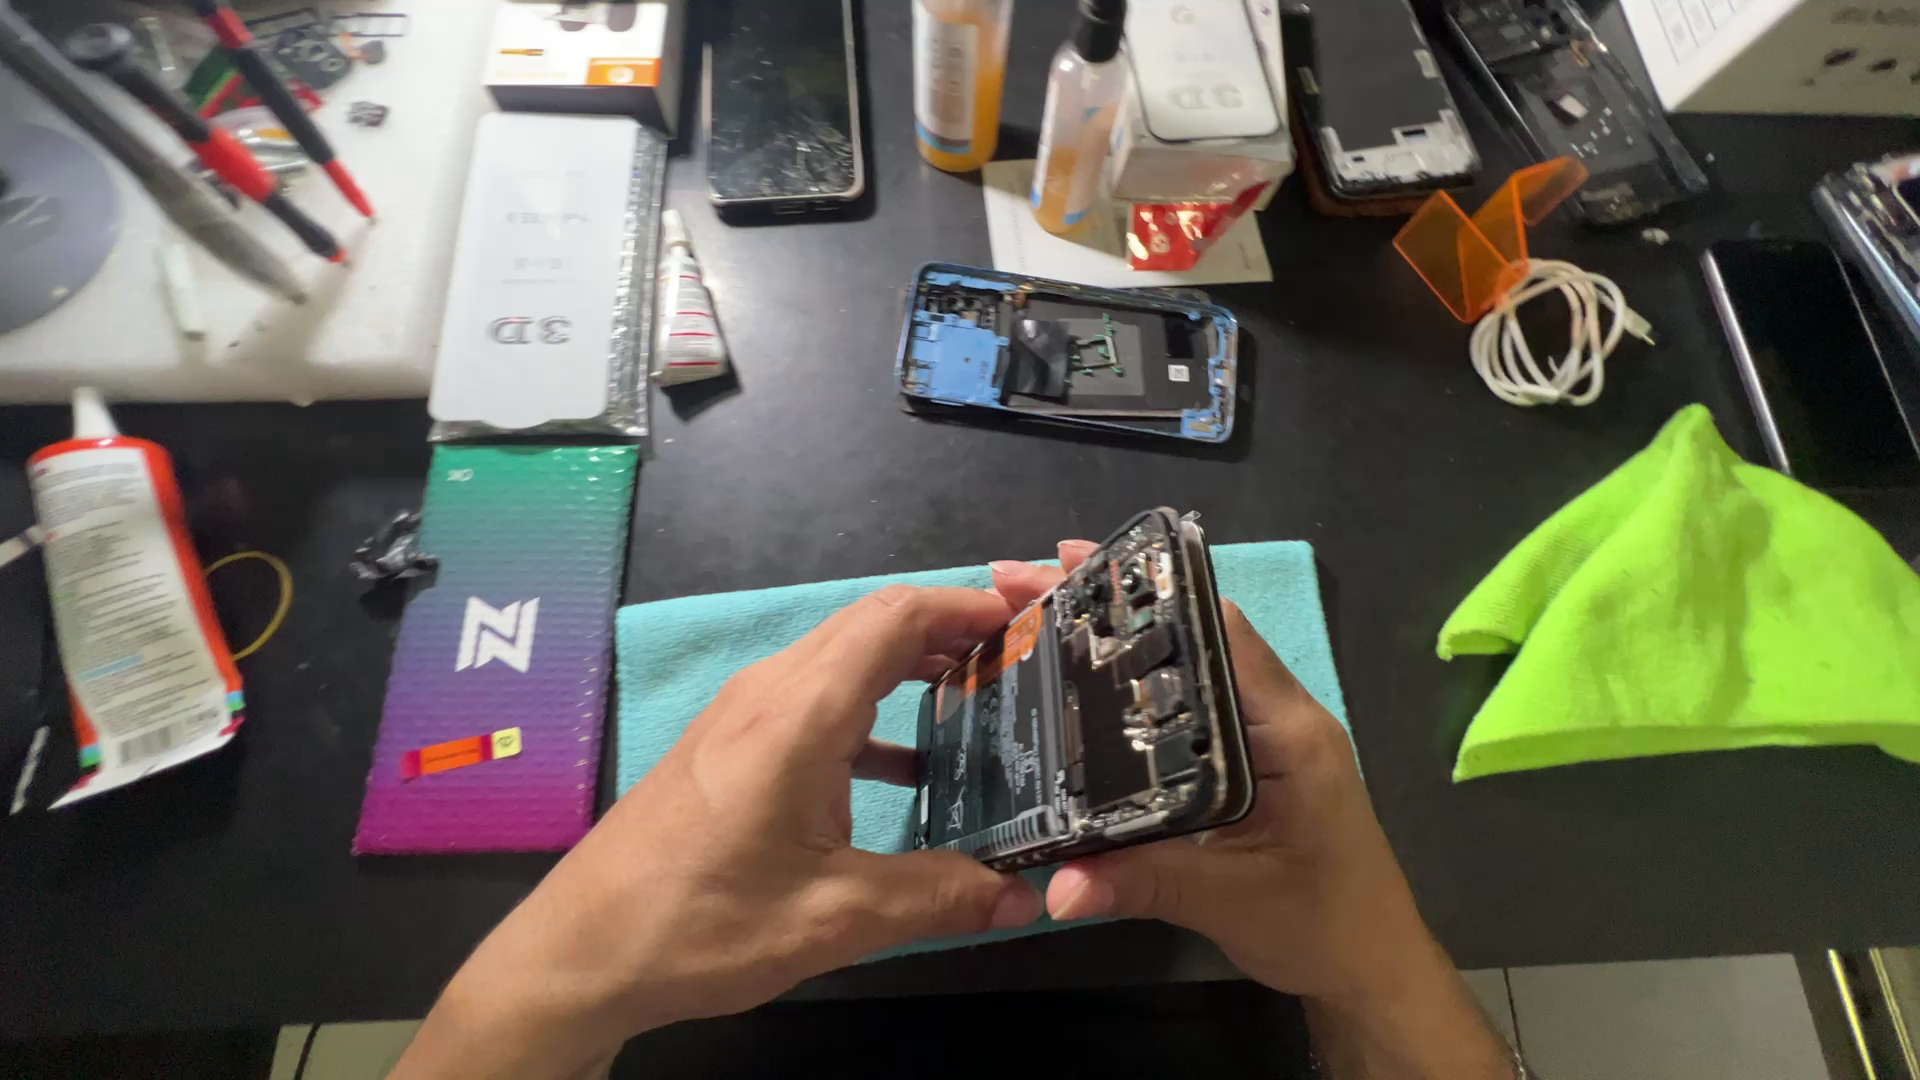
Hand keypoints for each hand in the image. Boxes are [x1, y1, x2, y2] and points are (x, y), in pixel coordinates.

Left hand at [394, 586, 1042, 1079]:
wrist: (578, 950)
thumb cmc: (702, 923)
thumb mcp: (832, 919)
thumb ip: (936, 898)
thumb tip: (1022, 896)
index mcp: (802, 712)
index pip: (892, 619)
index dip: (958, 606)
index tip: (1014, 618)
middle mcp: (774, 688)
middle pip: (869, 623)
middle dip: (942, 626)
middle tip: (1006, 656)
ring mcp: (748, 707)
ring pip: (843, 653)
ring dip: (906, 661)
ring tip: (968, 691)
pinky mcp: (736, 734)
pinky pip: (818, 693)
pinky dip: (871, 702)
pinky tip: (904, 760)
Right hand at [989, 543, 1441, 1004]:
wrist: (1372, 970)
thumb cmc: (1325, 928)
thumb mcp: (1230, 903)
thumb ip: (1145, 885)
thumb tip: (1057, 889)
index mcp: (1286, 728)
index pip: (1220, 631)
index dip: (1152, 596)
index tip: (1080, 569)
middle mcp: (1273, 713)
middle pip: (1192, 632)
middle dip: (1114, 602)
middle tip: (1033, 581)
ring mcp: (1258, 731)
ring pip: (1186, 661)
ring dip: (1121, 635)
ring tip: (1043, 615)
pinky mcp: (1243, 753)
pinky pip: (1186, 698)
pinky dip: (1134, 678)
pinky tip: (1082, 682)